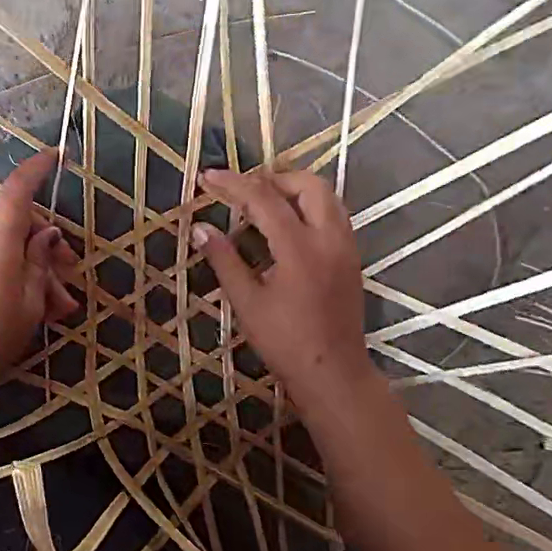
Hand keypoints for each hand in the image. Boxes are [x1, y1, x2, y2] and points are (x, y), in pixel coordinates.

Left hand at [0, 148, 79, 395]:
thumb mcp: (30, 304)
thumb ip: (40, 264)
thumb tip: (48, 235)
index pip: (16, 191)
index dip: (36, 168)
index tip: (57, 156)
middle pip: (20, 224)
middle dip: (50, 245)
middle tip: (71, 275)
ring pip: (10, 249)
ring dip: (37, 269)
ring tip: (60, 308)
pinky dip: (17, 277)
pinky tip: (34, 310)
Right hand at [190, 168, 375, 402]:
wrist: (334, 373)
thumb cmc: (285, 342)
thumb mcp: (247, 302)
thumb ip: (224, 260)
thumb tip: (199, 228)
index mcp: (300, 249)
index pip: (264, 199)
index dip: (233, 184)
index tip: (208, 178)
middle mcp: (330, 238)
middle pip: (306, 184)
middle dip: (271, 178)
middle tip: (241, 190)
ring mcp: (346, 246)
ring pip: (325, 196)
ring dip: (293, 189)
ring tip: (262, 202)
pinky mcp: (352, 256)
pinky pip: (333, 214)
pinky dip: (308, 206)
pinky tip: (285, 225)